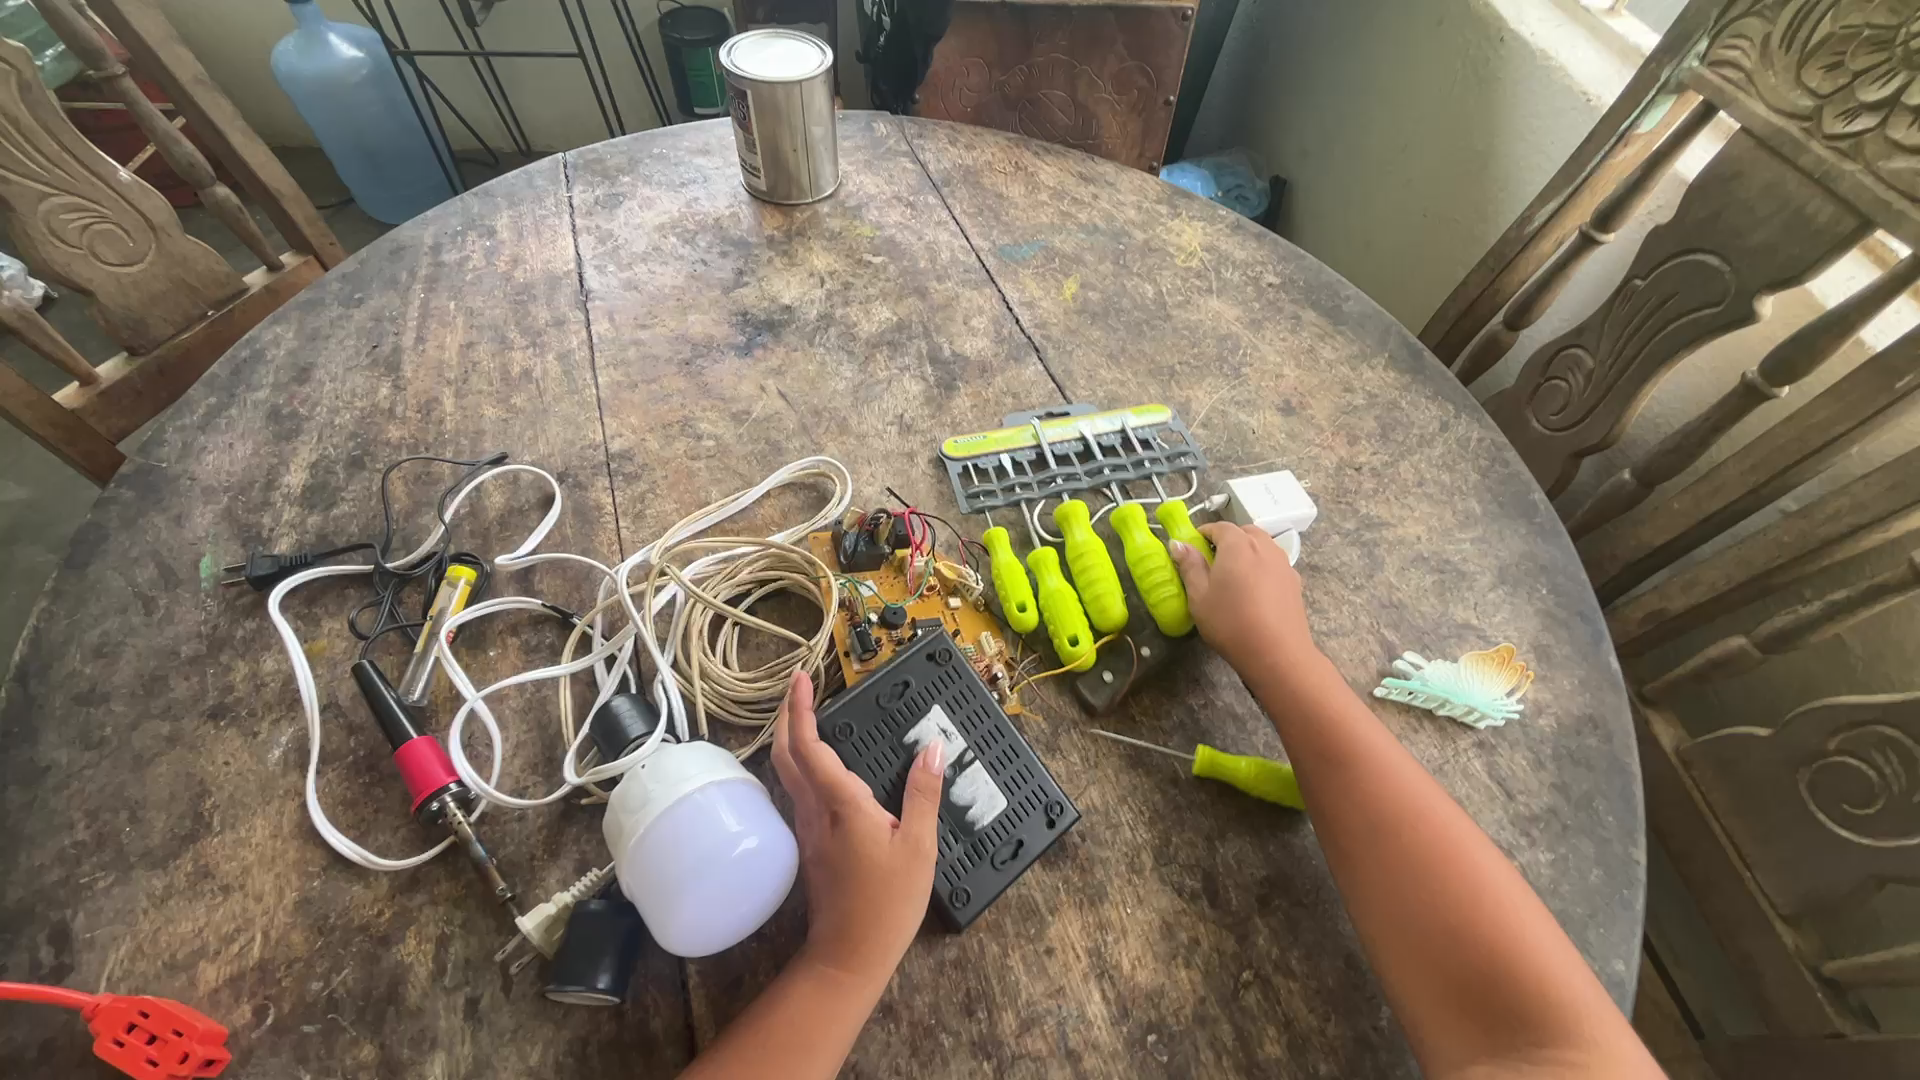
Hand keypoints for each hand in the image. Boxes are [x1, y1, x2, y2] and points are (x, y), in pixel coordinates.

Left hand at [772, 669, 943, 984]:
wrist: (847, 958)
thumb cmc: (886, 904)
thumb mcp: (919, 847)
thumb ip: (922, 794)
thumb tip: (933, 747)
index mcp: (840, 804)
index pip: (810, 746)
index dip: (800, 709)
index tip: (800, 678)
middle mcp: (814, 811)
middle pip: (786, 755)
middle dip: (786, 716)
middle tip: (797, 687)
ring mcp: (808, 828)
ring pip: (790, 773)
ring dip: (793, 738)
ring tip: (810, 715)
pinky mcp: (811, 843)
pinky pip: (801, 790)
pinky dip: (805, 763)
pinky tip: (825, 765)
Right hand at [1170, 522, 1319, 676]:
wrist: (1277, 653)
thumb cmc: (1230, 622)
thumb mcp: (1199, 596)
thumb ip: (1190, 566)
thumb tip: (1179, 544)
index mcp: (1238, 546)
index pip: (1220, 527)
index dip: (1204, 533)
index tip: (1192, 547)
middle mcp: (1264, 547)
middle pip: (1245, 532)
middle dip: (1228, 539)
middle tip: (1212, 560)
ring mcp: (1283, 564)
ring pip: (1263, 546)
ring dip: (1247, 550)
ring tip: (1234, 574)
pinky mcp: (1295, 582)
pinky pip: (1274, 563)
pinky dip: (1262, 566)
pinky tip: (1254, 590)